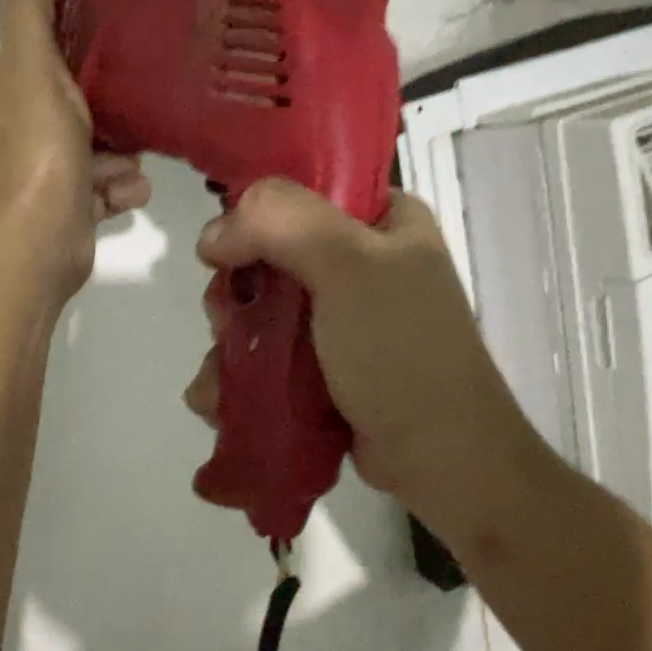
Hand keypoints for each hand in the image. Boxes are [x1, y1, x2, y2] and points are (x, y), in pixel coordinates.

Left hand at [0, 0, 149, 300]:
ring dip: (124, 147)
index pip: (47, 30)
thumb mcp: (31, 68)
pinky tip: (132, 191)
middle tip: (154, 79)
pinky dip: (122, 186)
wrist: (32, 250)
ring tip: (138, 155)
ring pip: (102, 140)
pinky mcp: (73, 204)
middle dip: (117, 88)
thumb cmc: (34, 155)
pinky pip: (109, 184)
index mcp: (14, 83)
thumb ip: (32, 5)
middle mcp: (29, 120)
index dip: (81, 8)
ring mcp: (51, 166)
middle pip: (82, 87)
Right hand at [182, 179, 534, 521]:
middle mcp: (362, 267)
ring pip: (260, 316)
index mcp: (383, 222)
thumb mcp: (350, 266)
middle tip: (226, 322)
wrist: (439, 457)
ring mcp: (342, 325)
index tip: (223, 253)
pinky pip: (268, 362)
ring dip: (229, 348)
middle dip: (236, 297)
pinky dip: (241, 381)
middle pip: (269, 259)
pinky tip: (223, 406)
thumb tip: (212, 235)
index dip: (254, 216)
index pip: (304, 193)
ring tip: (220, 384)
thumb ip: (280, 224)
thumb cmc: (401, 351)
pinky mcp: (325, 374)